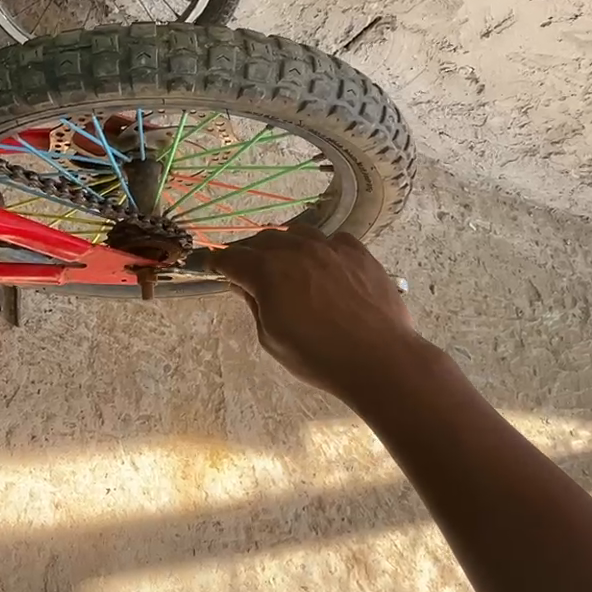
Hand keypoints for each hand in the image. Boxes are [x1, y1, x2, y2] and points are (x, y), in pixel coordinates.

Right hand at [209, 225, 424, 402]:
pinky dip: (319, 248)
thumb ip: (254, 305)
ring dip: (283, 245)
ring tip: (284, 262)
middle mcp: (295, 250)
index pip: (230, 258)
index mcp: (267, 272)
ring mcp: (329, 246)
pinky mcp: (357, 251)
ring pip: (295, 232)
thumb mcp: (271, 338)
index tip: (211, 266)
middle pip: (261, 240)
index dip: (216, 262)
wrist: (379, 358)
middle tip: (246, 269)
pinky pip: (330, 239)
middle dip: (248, 253)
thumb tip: (244, 285)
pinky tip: (322, 264)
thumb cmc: (318, 357)